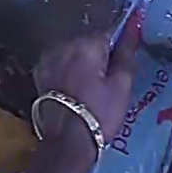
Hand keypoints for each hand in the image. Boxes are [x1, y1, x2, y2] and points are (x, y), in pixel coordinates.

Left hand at [33, 24, 140, 149]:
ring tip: (90, 87)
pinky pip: (59, 65)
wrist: (66, 142)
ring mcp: (47, 59)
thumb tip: (132, 30)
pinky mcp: (39, 74)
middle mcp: (63, 45)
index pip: (108, 33)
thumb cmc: (99, 113)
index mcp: (86, 44)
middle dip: (97, 55)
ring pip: (71, 53)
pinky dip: (67, 72)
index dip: (116, 49)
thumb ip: (126, 55)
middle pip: (87, 42)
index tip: (120, 66)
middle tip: (106, 81)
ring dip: (81, 63)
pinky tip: (74, 90)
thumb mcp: (121, 85)